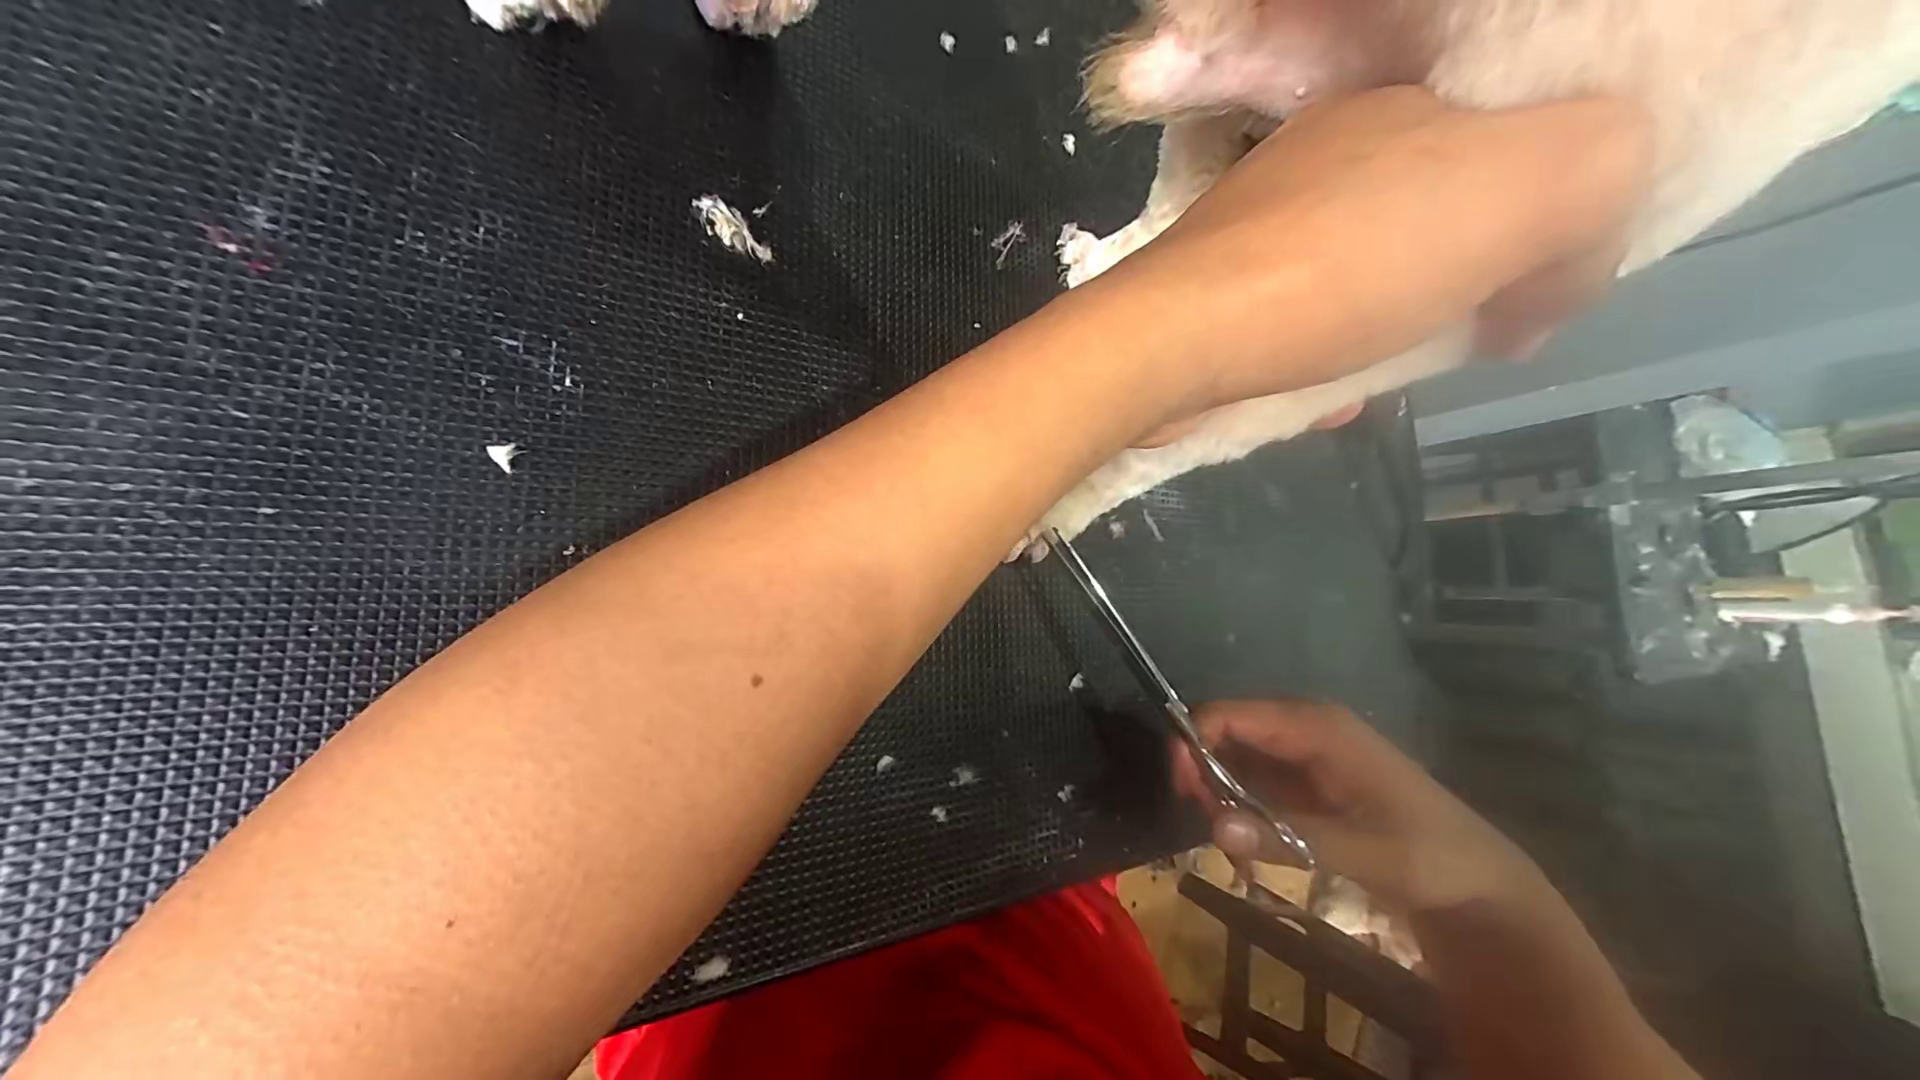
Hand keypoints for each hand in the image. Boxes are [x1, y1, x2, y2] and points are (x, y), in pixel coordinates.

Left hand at [1085, 86, 1651, 428]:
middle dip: (1447, 289)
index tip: (1522, 301)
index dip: (1527, 227)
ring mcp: (1248, 241)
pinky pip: (1289, 334)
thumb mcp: (1536, 185)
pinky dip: (1318, 368)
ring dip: (1379, 338)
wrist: (1182, 338)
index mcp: (1387, 117)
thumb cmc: (1346, 263)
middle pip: (1414, 227)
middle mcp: (1308, 171)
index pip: (1492, 152)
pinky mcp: (1207, 306)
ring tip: (1383, 379)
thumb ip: (1596, 188)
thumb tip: (1548, 290)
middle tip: (1454, 344)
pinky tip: (1326, 402)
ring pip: (1345, 289)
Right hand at [1171, 700, 1544, 914]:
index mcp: (1315, 726)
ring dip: (1221, 795)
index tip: (1184, 792)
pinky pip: (1253, 779)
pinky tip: (1247, 841)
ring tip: (1232, 843)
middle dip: (1204, 774)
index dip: (1193, 742)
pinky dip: (1240, 807)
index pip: (1229, 714)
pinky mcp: (1305, 778)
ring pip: (1234, 757)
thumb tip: (1214, 828)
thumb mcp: (1362, 852)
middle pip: (1225, 732)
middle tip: (1211, 825)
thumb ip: (1285, 838)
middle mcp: (1303, 728)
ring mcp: (1304, 752)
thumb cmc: (1430, 857)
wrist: (1481, 884)